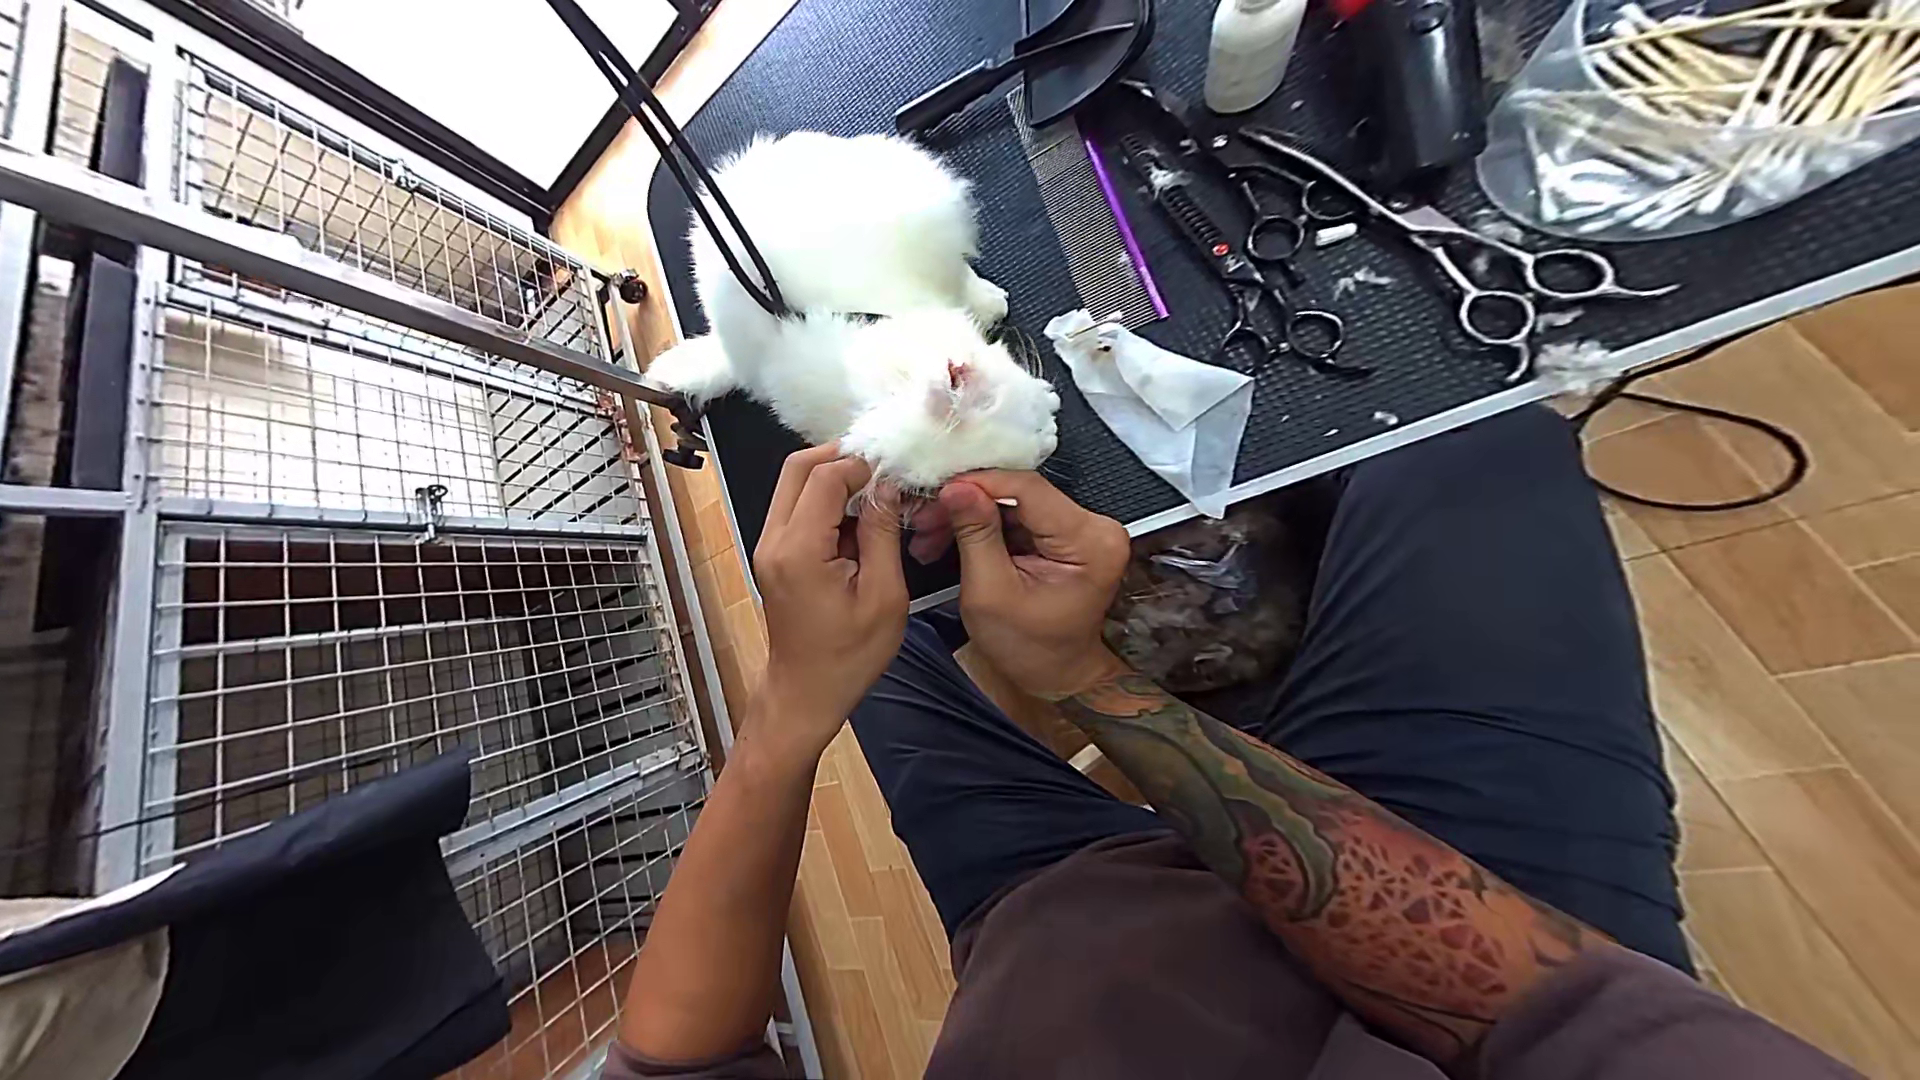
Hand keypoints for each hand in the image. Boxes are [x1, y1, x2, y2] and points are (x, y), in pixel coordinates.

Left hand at [751, 444, 908, 754]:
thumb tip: (887, 486)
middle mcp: (774, 540)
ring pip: (794, 484)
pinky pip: (797, 508)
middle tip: (882, 467)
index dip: (861, 463)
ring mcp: (768, 546)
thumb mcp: (884, 595)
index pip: (825, 477)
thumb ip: (882, 533)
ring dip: (834, 477)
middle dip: (841, 457)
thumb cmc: (851, 655)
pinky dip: (827, 500)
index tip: (895, 469)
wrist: (806, 693)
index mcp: (799, 550)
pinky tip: (859, 516)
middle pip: (797, 468)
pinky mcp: (774, 555)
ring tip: (876, 491)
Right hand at [940, 471, 1132, 698]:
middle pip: (1018, 493)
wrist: (1056, 675)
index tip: (939, 490)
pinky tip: (950, 538)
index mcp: (1089, 542)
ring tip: (930, 534)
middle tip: (925, 518)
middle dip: (966, 504)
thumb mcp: (991, 593)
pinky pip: (1016, 517)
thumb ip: (975, 535)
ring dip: (968, 516)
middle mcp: (1094, 527)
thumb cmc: (1031, 649)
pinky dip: (981, 526)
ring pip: (1011, 503)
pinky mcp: (1063, 535)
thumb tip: (957, 488)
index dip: (978, 483)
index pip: (1029, 488)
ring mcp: (1080, 530)